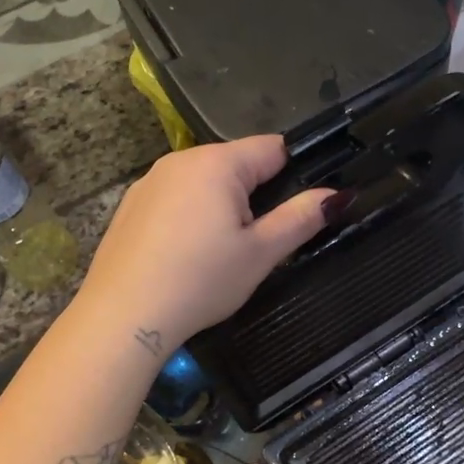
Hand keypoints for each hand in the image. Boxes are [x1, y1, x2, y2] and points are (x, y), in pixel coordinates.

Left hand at [80, 135, 330, 346]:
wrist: (125, 315)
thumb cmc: (201, 281)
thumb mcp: (260, 254)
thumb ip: (300, 219)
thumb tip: (337, 195)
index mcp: (218, 163)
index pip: (273, 147)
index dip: (295, 174)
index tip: (300, 209)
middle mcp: (180, 160)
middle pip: (237, 165)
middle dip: (256, 196)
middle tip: (260, 244)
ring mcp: (150, 182)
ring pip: (205, 184)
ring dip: (222, 208)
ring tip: (223, 255)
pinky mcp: (132, 207)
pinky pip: (177, 201)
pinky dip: (191, 219)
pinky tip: (187, 258)